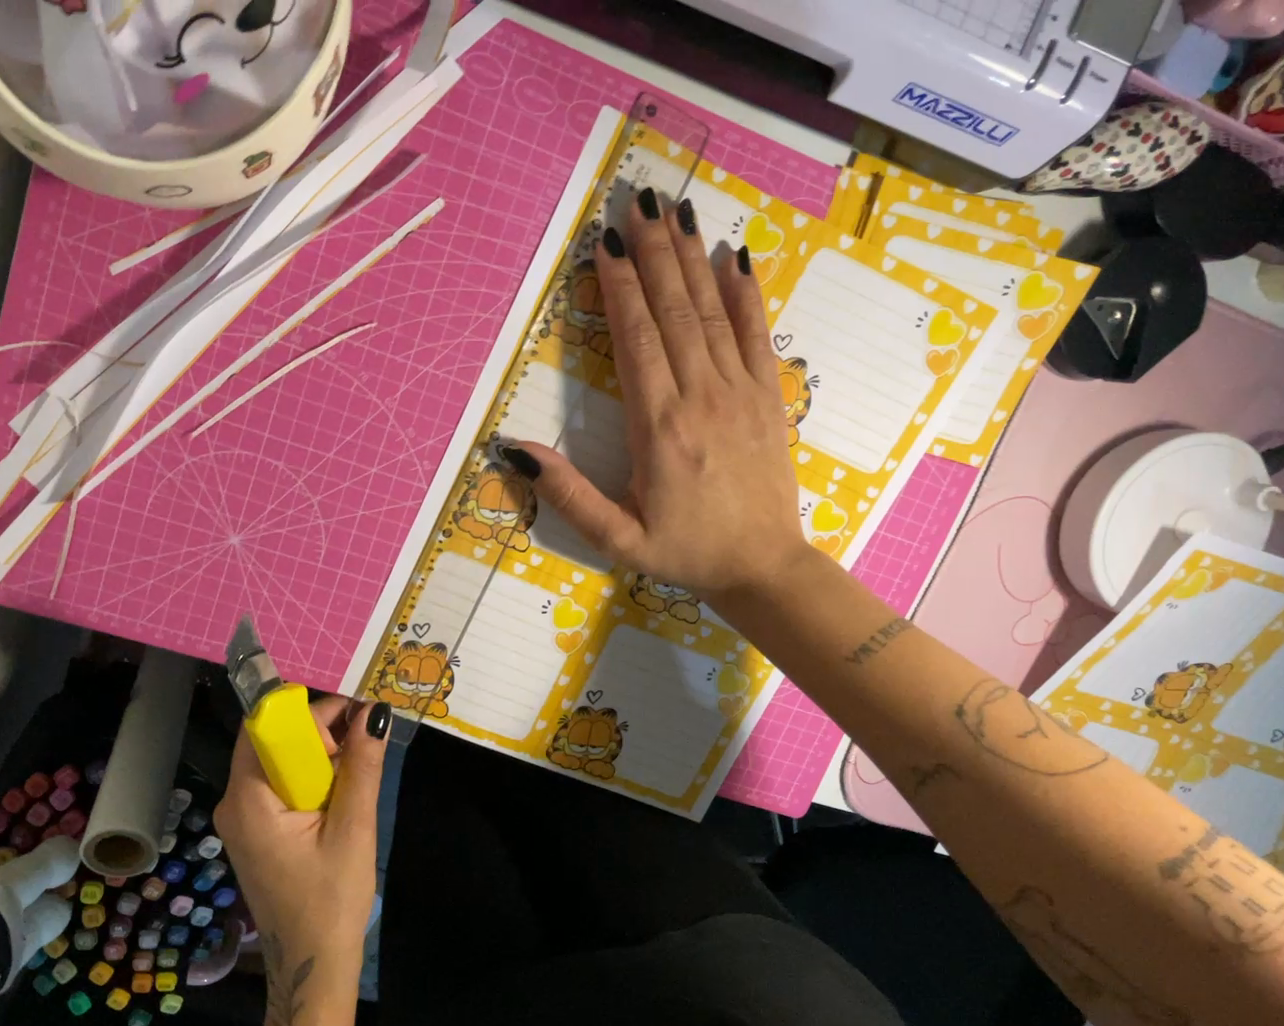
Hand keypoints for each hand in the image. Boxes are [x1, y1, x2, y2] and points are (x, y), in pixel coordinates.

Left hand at [214, 697, 389, 963]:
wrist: (312, 967)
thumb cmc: (332, 901)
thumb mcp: (353, 829)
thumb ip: (362, 766)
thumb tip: (374, 712)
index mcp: (248, 800)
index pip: (268, 728)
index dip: (311, 713)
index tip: (354, 712)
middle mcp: (234, 802)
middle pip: (270, 740)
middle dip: (317, 730)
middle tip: (362, 737)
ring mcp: (241, 818)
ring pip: (276, 761)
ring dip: (317, 754)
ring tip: (358, 761)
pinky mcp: (256, 831)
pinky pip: (278, 785)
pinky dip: (309, 776)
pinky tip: (340, 787)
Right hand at [498, 191, 808, 595]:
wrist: (764, 568)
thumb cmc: (684, 552)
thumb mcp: (615, 538)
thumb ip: (568, 495)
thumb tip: (515, 451)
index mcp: (659, 427)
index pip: (636, 340)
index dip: (620, 288)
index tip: (608, 241)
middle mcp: (701, 396)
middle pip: (674, 310)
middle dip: (654, 253)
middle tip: (639, 200)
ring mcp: (741, 391)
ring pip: (712, 312)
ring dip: (692, 259)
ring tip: (677, 210)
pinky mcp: (768, 396)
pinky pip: (757, 333)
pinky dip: (746, 293)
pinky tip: (736, 257)